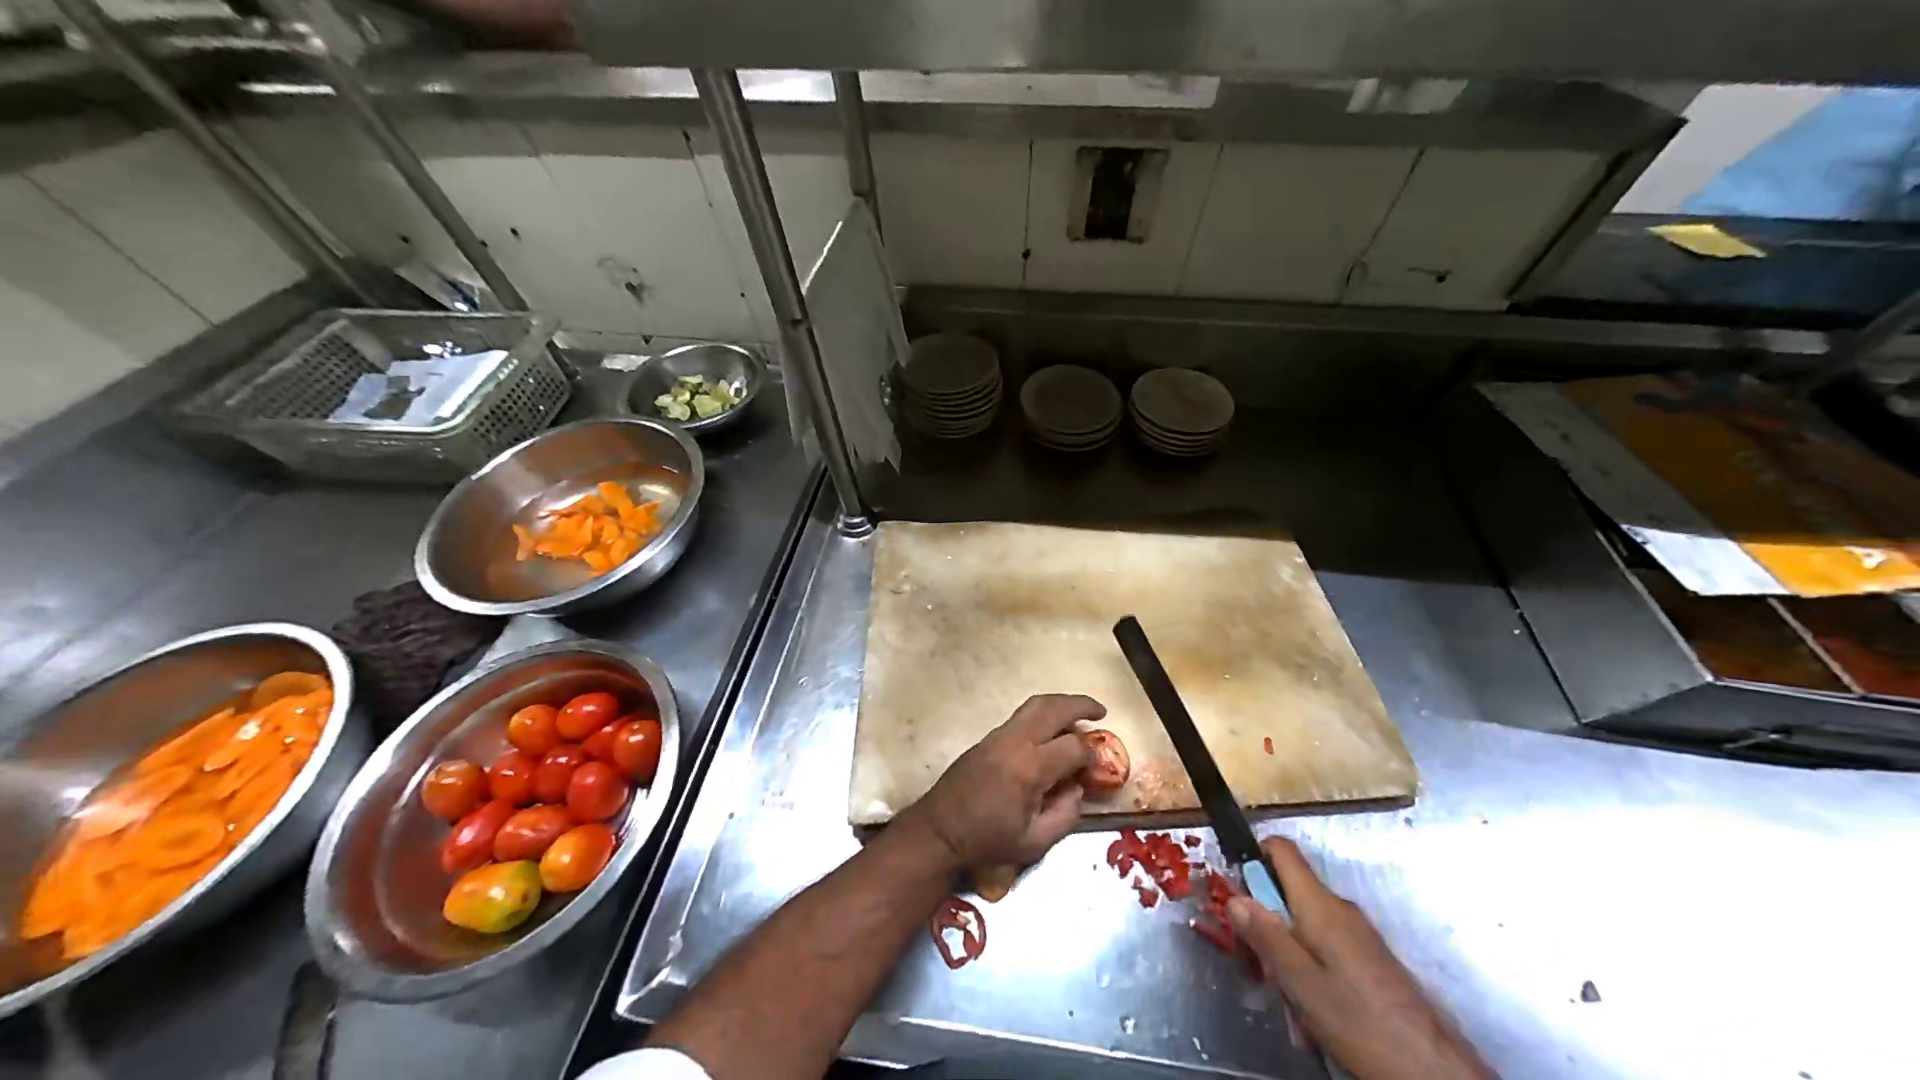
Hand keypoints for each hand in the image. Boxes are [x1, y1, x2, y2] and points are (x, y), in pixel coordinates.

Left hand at [904, 694, 1101, 869]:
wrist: (939, 830)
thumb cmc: (987, 840)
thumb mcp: (1034, 843)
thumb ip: (1065, 816)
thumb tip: (1077, 789)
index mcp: (1029, 768)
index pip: (1073, 746)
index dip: (1091, 754)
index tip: (1098, 766)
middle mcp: (1014, 742)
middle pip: (1053, 708)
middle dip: (1080, 705)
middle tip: (1100, 711)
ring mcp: (998, 736)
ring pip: (1034, 705)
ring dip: (1060, 704)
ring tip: (1079, 712)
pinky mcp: (987, 738)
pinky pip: (1020, 717)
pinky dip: (1042, 715)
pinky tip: (1050, 731)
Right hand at [1229, 837, 1495, 1079]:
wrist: (1433, 1071)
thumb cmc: (1361, 1021)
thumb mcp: (1301, 982)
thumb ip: (1266, 936)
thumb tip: (1235, 897)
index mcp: (1320, 905)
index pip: (1282, 851)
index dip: (1253, 857)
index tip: (1236, 889)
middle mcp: (1340, 911)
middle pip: (1287, 898)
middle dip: (1267, 930)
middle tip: (1263, 972)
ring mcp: (1357, 936)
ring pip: (1303, 931)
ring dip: (1288, 963)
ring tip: (1294, 1010)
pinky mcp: (1368, 962)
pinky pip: (1324, 953)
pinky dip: (1310, 978)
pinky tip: (1315, 1019)